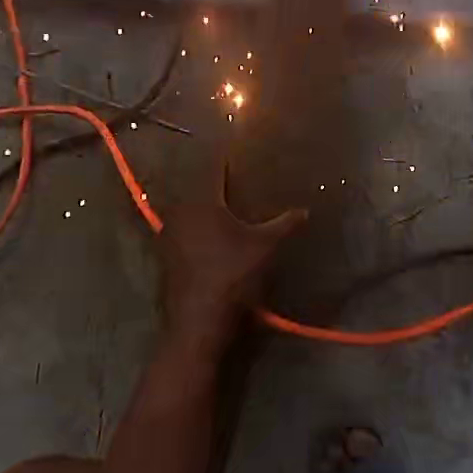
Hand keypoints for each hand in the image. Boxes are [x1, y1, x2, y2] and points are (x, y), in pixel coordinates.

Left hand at [158, 162, 305, 334]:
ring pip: (189, 210)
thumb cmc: (232, 274)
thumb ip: (285, 223)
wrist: (198, 321)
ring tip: (227, 204)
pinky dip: (198, 226)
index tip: (236, 150)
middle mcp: (181, 213)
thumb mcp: (265, 246)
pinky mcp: (167, 256)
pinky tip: (213, 234)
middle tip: (236, 177)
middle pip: (199, 188)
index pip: (214, 170)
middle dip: (216, 182)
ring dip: (205, 205)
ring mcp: (169, 236)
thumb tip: (305, 210)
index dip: (226, 159)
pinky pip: (184, 229)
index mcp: (203, 202)